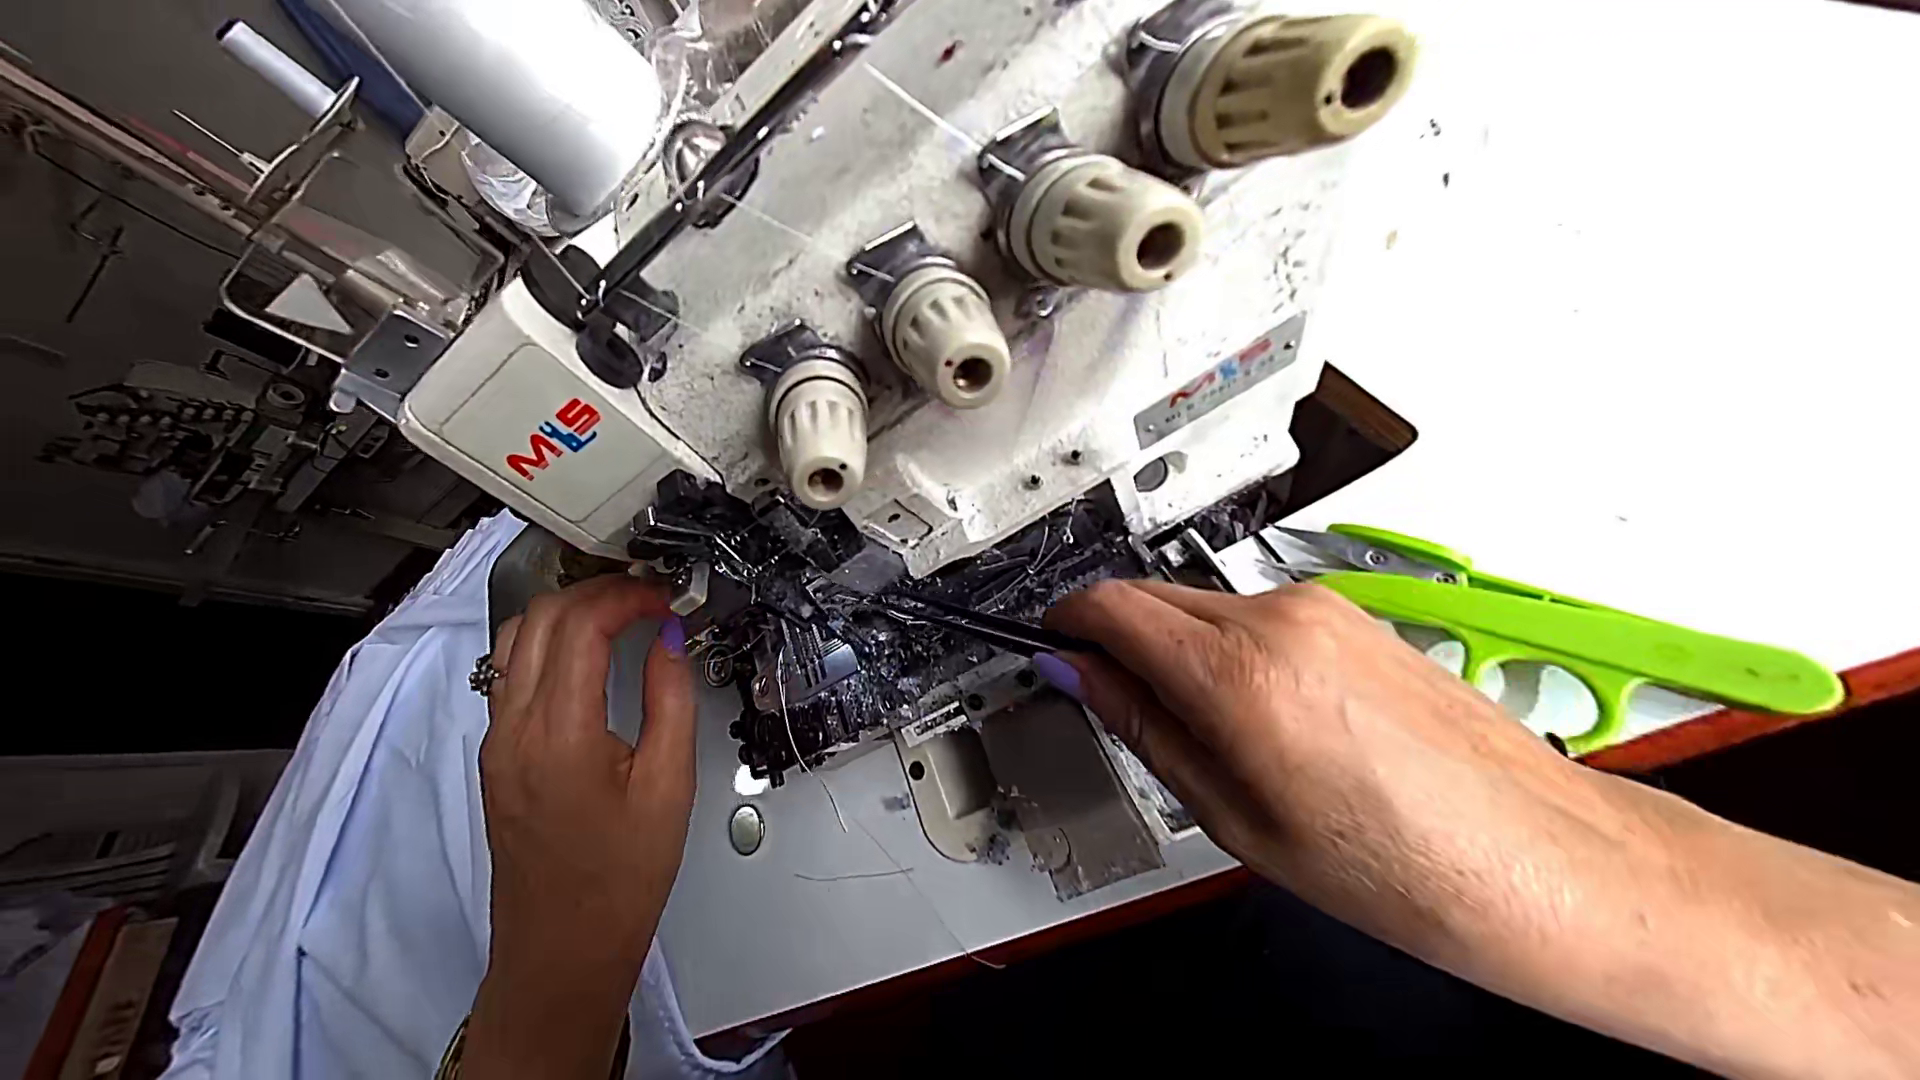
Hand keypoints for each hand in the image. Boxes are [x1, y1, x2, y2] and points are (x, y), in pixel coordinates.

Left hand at [465, 575, 694, 1079]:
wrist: (564, 945)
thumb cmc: (623, 874)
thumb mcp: (669, 781)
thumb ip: (670, 697)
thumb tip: (667, 639)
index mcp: (559, 734)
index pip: (581, 626)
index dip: (627, 596)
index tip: (665, 597)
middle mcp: (514, 729)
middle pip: (540, 618)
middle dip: (598, 591)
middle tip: (649, 596)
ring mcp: (498, 741)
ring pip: (516, 638)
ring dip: (569, 611)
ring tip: (622, 614)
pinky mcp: (498, 754)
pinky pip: (512, 671)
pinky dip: (552, 641)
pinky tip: (593, 653)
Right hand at [1042, 580, 1599, 959]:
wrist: (1555, 867)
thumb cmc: (1407, 869)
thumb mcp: (1232, 813)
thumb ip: (1141, 724)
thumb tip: (1083, 675)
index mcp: (1239, 674)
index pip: (1110, 607)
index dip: (1066, 623)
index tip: (1053, 647)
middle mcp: (1278, 618)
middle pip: (1146, 595)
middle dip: (1111, 635)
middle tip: (1107, 692)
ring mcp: (1317, 607)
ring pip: (1194, 601)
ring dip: (1165, 642)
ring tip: (1190, 719)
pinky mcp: (1345, 612)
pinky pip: (1244, 610)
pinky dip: (1216, 643)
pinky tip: (1244, 706)